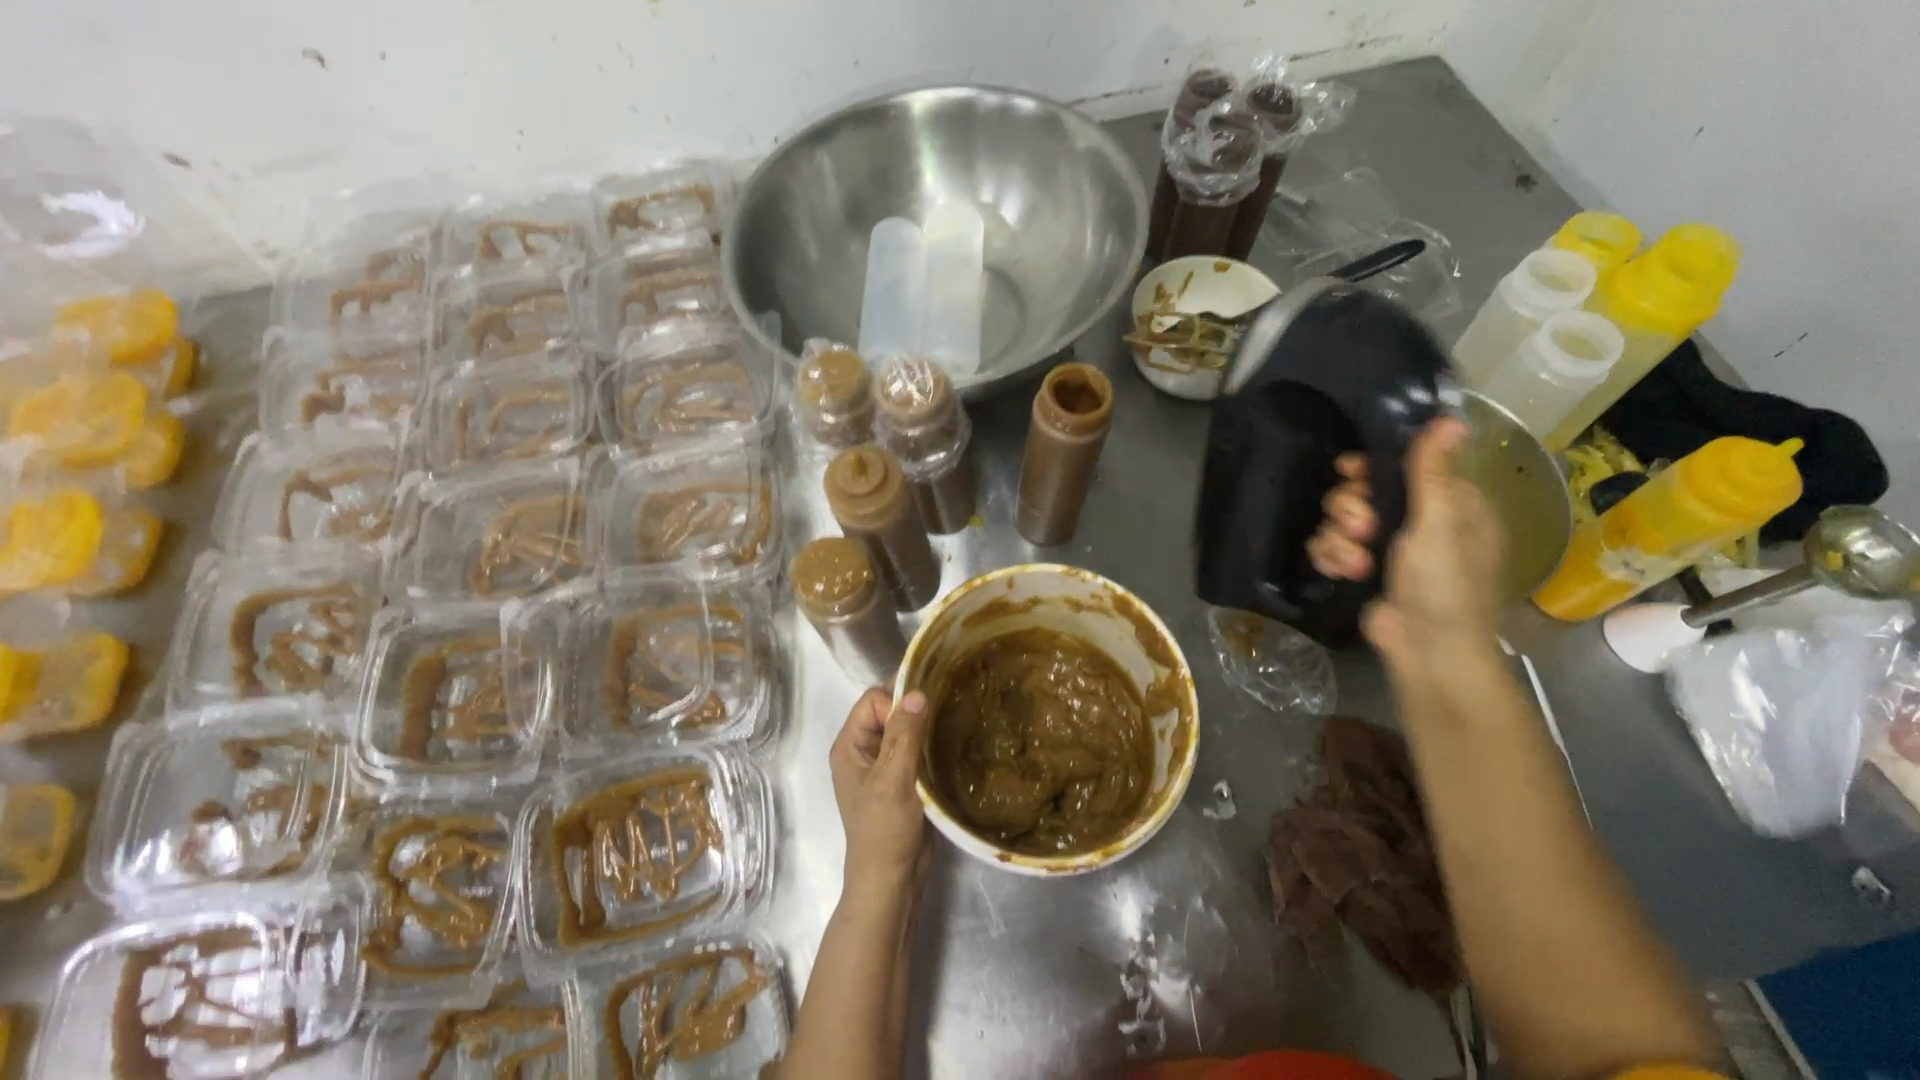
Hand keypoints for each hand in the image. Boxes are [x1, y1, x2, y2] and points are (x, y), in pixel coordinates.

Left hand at [829, 687, 931, 895]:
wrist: (891, 879)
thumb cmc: (884, 831)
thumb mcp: (892, 780)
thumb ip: (903, 736)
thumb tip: (917, 693)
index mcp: (849, 746)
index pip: (873, 701)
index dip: (896, 704)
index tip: (921, 720)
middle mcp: (863, 751)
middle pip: (889, 712)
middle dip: (914, 711)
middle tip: (944, 715)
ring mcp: (883, 766)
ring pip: (905, 730)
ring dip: (926, 728)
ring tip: (951, 728)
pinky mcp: (903, 780)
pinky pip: (916, 749)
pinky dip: (931, 745)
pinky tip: (950, 747)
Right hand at [1307, 418, 1504, 664]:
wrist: (1427, 650)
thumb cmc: (1444, 585)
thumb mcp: (1440, 523)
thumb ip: (1433, 472)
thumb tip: (1452, 418)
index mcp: (1446, 502)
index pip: (1398, 465)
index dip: (1370, 468)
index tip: (1352, 474)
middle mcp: (1416, 520)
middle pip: (1359, 491)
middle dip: (1351, 510)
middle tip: (1362, 530)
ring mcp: (1385, 547)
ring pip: (1339, 521)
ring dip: (1340, 540)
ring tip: (1356, 563)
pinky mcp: (1362, 570)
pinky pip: (1330, 547)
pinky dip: (1332, 558)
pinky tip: (1344, 573)